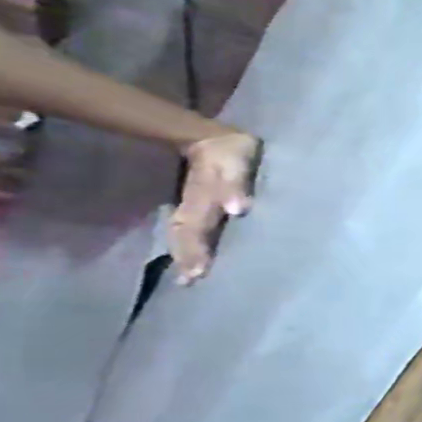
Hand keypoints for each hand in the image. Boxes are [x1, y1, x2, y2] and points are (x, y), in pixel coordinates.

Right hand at [168, 131, 259, 283]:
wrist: (210, 138)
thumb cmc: (231, 153)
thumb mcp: (237, 164)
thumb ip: (236, 186)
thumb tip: (238, 210)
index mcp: (204, 200)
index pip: (198, 229)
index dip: (197, 250)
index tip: (199, 272)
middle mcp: (194, 206)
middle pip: (187, 236)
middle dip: (188, 259)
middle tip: (189, 282)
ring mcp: (191, 205)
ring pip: (183, 234)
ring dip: (184, 256)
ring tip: (186, 280)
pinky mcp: (196, 205)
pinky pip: (187, 229)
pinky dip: (186, 245)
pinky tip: (190, 262)